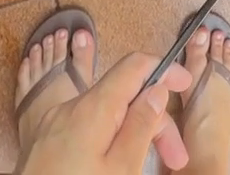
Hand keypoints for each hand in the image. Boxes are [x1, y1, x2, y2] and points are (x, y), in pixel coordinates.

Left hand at [18, 53, 194, 173]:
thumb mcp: (121, 170)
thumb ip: (141, 125)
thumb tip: (157, 89)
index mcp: (92, 108)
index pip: (134, 65)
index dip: (164, 69)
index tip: (185, 85)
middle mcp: (71, 107)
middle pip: (122, 96)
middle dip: (153, 119)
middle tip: (175, 159)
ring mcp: (53, 124)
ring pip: (104, 116)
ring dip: (131, 134)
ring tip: (149, 166)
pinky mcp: (44, 143)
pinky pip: (85, 130)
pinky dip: (107, 141)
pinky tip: (115, 166)